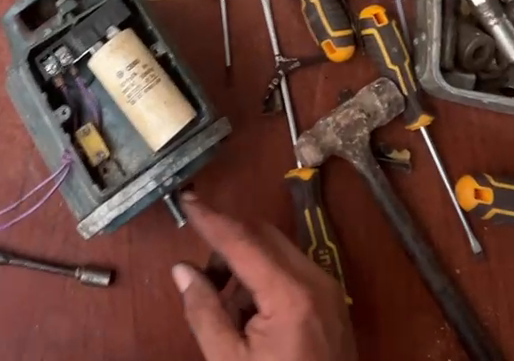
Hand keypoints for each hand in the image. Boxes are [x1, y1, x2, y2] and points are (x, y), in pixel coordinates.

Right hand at [171, 193, 355, 360]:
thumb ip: (204, 311)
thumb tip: (182, 269)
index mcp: (291, 294)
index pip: (242, 240)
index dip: (211, 218)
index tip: (187, 198)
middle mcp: (315, 280)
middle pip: (262, 236)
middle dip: (226, 243)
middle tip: (199, 269)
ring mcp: (328, 290)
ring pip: (276, 250)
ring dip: (244, 262)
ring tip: (224, 305)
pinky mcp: (331, 303)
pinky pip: (291, 270)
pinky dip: (264, 278)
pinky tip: (249, 315)